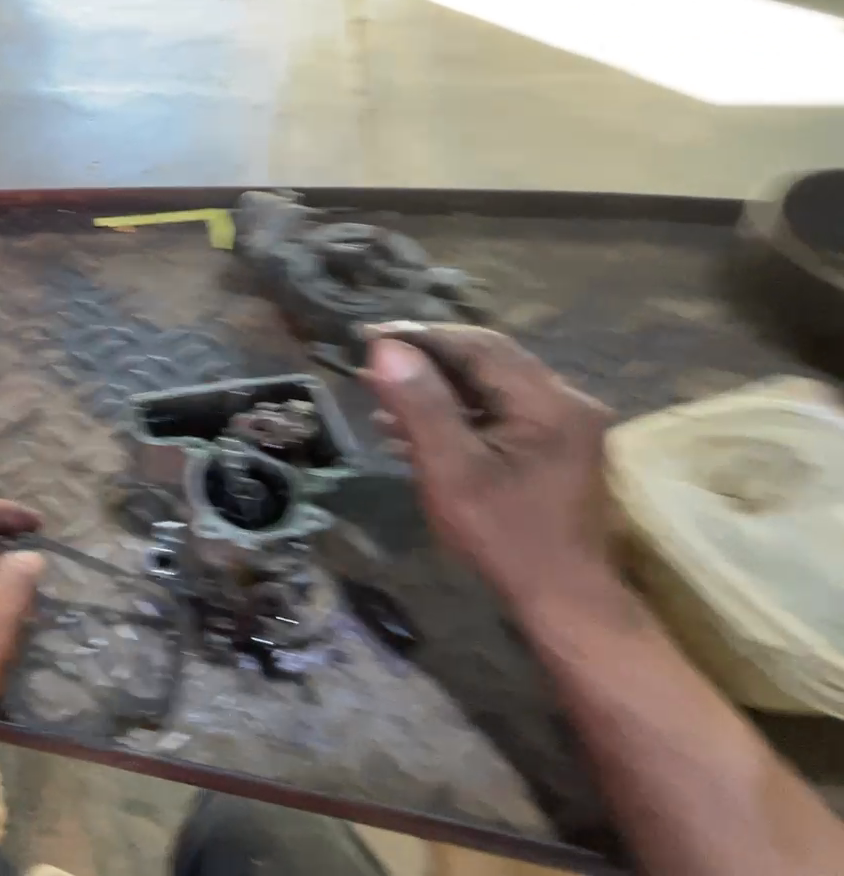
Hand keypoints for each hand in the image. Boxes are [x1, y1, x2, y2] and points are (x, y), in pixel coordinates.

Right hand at [361, 323, 615, 611]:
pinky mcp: (550, 447)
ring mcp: (562, 425)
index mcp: (550, 403)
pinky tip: (410, 424)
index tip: (368, 337)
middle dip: (424, 357)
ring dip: (433, 384)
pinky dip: (451, 409)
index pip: (478, 346)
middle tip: (370, 360)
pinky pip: (495, 410)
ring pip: (488, 384)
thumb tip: (385, 348)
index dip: (420, 336)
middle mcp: (565, 403)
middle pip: (486, 360)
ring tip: (379, 391)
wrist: (560, 597)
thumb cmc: (502, 533)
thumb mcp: (451, 468)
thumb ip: (420, 404)